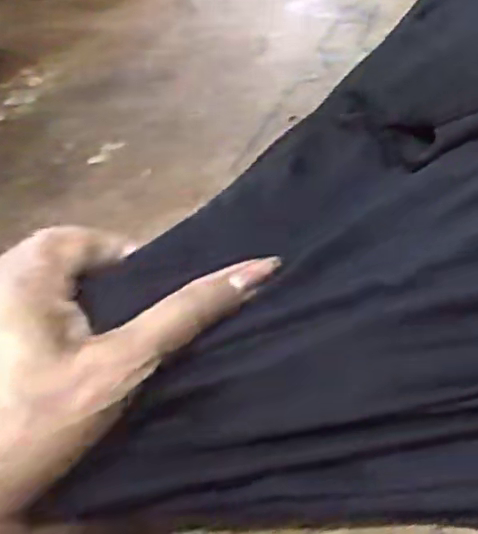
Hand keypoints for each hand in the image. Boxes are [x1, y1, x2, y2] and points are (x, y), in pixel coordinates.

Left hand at [0, 227, 277, 516]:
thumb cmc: (26, 424)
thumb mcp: (122, 365)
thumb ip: (190, 309)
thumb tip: (264, 266)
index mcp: (8, 291)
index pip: (63, 240)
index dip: (110, 253)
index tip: (141, 290)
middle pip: (41, 274)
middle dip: (90, 292)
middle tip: (122, 327)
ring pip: (22, 311)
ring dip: (61, 323)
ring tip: (87, 357)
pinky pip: (8, 340)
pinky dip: (32, 350)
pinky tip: (41, 386)